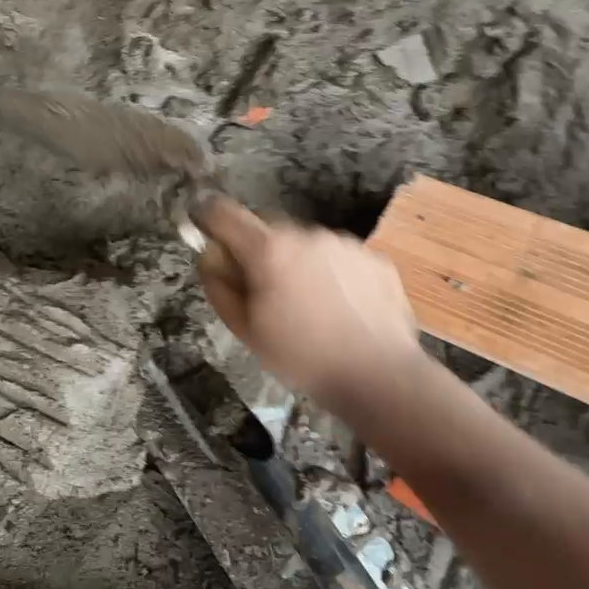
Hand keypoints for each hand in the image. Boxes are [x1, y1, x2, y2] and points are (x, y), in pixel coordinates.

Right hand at [196, 198, 424, 415]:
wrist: (380, 376)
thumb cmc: (301, 356)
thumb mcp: (243, 328)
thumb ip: (218, 284)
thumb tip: (210, 255)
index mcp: (267, 250)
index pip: (223, 212)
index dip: (209, 220)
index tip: (209, 237)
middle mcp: (306, 235)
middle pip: (266, 227)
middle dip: (258, 250)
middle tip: (265, 289)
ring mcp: (344, 244)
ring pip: (304, 242)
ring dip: (296, 261)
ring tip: (307, 303)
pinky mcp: (374, 258)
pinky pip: (337, 256)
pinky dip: (330, 272)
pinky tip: (338, 307)